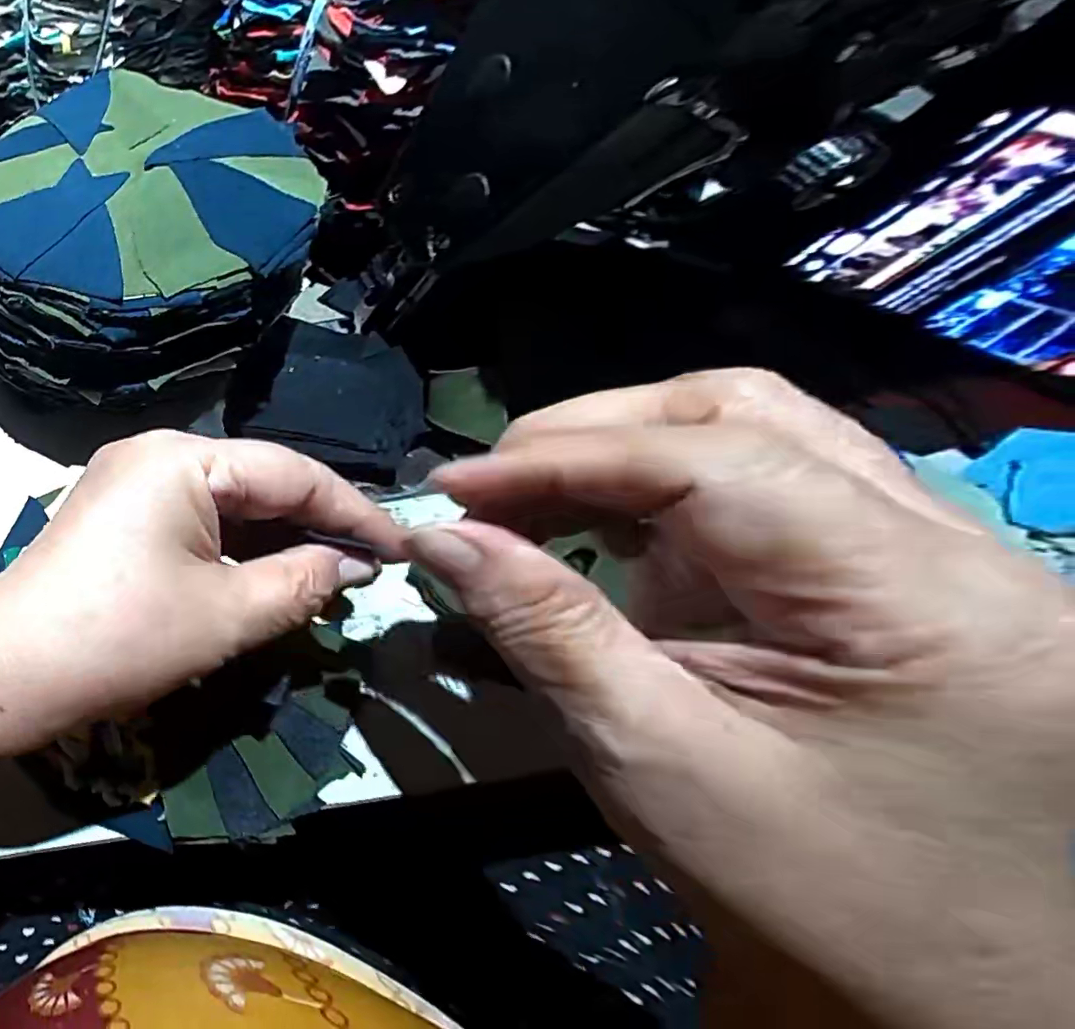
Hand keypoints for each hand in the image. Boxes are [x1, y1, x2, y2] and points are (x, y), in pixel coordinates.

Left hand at [0, 431, 406, 767]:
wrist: (10, 669)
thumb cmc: (123, 638)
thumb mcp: (228, 615)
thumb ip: (303, 581)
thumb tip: (352, 564)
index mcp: (182, 459)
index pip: (292, 472)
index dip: (354, 510)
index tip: (403, 547)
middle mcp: (155, 453)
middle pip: (258, 480)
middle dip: (314, 524)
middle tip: (370, 566)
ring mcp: (131, 480)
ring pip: (226, 501)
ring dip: (275, 538)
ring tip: (329, 574)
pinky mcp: (118, 513)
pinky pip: (194, 518)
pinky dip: (234, 546)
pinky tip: (268, 573)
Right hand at [402, 369, 1074, 1028]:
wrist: (939, 979)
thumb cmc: (805, 887)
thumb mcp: (650, 755)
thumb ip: (542, 627)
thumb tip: (439, 535)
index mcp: (923, 601)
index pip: (716, 461)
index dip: (563, 459)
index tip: (451, 488)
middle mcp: (946, 545)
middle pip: (739, 413)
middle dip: (586, 436)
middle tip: (487, 489)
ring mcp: (911, 549)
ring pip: (745, 429)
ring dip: (611, 451)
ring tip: (523, 501)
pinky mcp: (862, 567)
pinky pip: (742, 480)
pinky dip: (639, 487)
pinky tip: (587, 527)